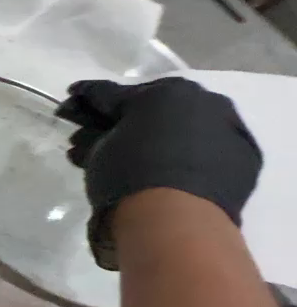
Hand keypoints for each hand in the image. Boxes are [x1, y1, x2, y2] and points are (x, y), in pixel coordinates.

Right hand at [58, 76, 261, 269]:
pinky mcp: (238, 152)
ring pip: (172, 125)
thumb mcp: (97, 151)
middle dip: (116, 119)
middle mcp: (200, 101)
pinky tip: (146, 166)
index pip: (111, 93)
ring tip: (111, 156)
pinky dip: (168, 152)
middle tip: (89, 134)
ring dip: (141, 137)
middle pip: (148, 106)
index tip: (67, 104)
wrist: (173, 214)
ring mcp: (223, 125)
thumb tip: (87, 132)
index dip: (84, 99)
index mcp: (163, 93)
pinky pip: (195, 145)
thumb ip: (94, 135)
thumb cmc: (126, 173)